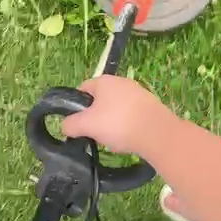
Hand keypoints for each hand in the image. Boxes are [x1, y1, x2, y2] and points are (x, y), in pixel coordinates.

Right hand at [62, 75, 179, 156]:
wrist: (156, 133)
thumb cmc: (117, 123)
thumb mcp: (86, 125)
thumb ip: (70, 124)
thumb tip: (65, 126)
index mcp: (104, 81)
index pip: (82, 89)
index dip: (76, 106)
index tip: (77, 123)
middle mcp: (121, 82)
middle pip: (100, 100)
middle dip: (95, 117)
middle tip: (94, 134)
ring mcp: (138, 93)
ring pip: (116, 109)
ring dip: (112, 123)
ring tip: (112, 139)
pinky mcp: (151, 106)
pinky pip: (132, 116)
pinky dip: (127, 126)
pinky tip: (128, 139)